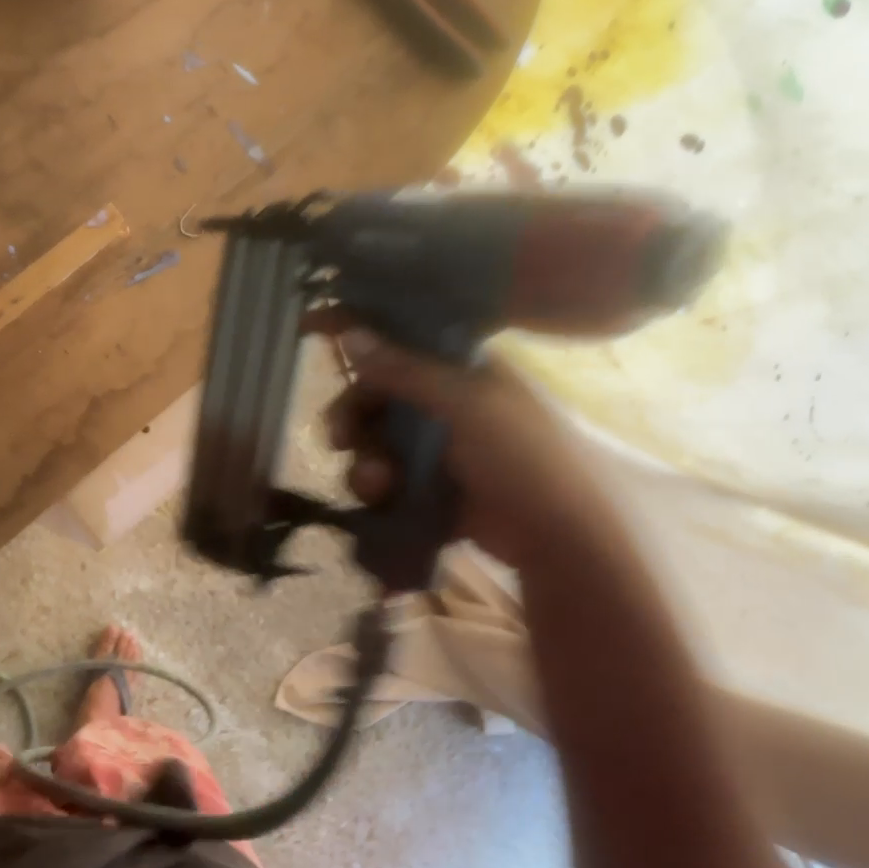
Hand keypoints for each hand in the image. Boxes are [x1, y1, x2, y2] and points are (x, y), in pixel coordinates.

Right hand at [323, 325, 615, 569]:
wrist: (558, 538)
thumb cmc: (523, 457)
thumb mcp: (465, 404)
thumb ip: (404, 370)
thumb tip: (348, 333)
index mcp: (461, 370)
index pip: (399, 339)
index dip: (358, 335)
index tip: (311, 329)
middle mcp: (443, 403)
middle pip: (374, 396)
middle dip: (352, 418)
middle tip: (339, 439)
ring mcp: (436, 447)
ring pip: (373, 441)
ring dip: (365, 461)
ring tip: (377, 484)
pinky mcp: (428, 487)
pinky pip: (384, 477)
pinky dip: (377, 488)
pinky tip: (383, 500)